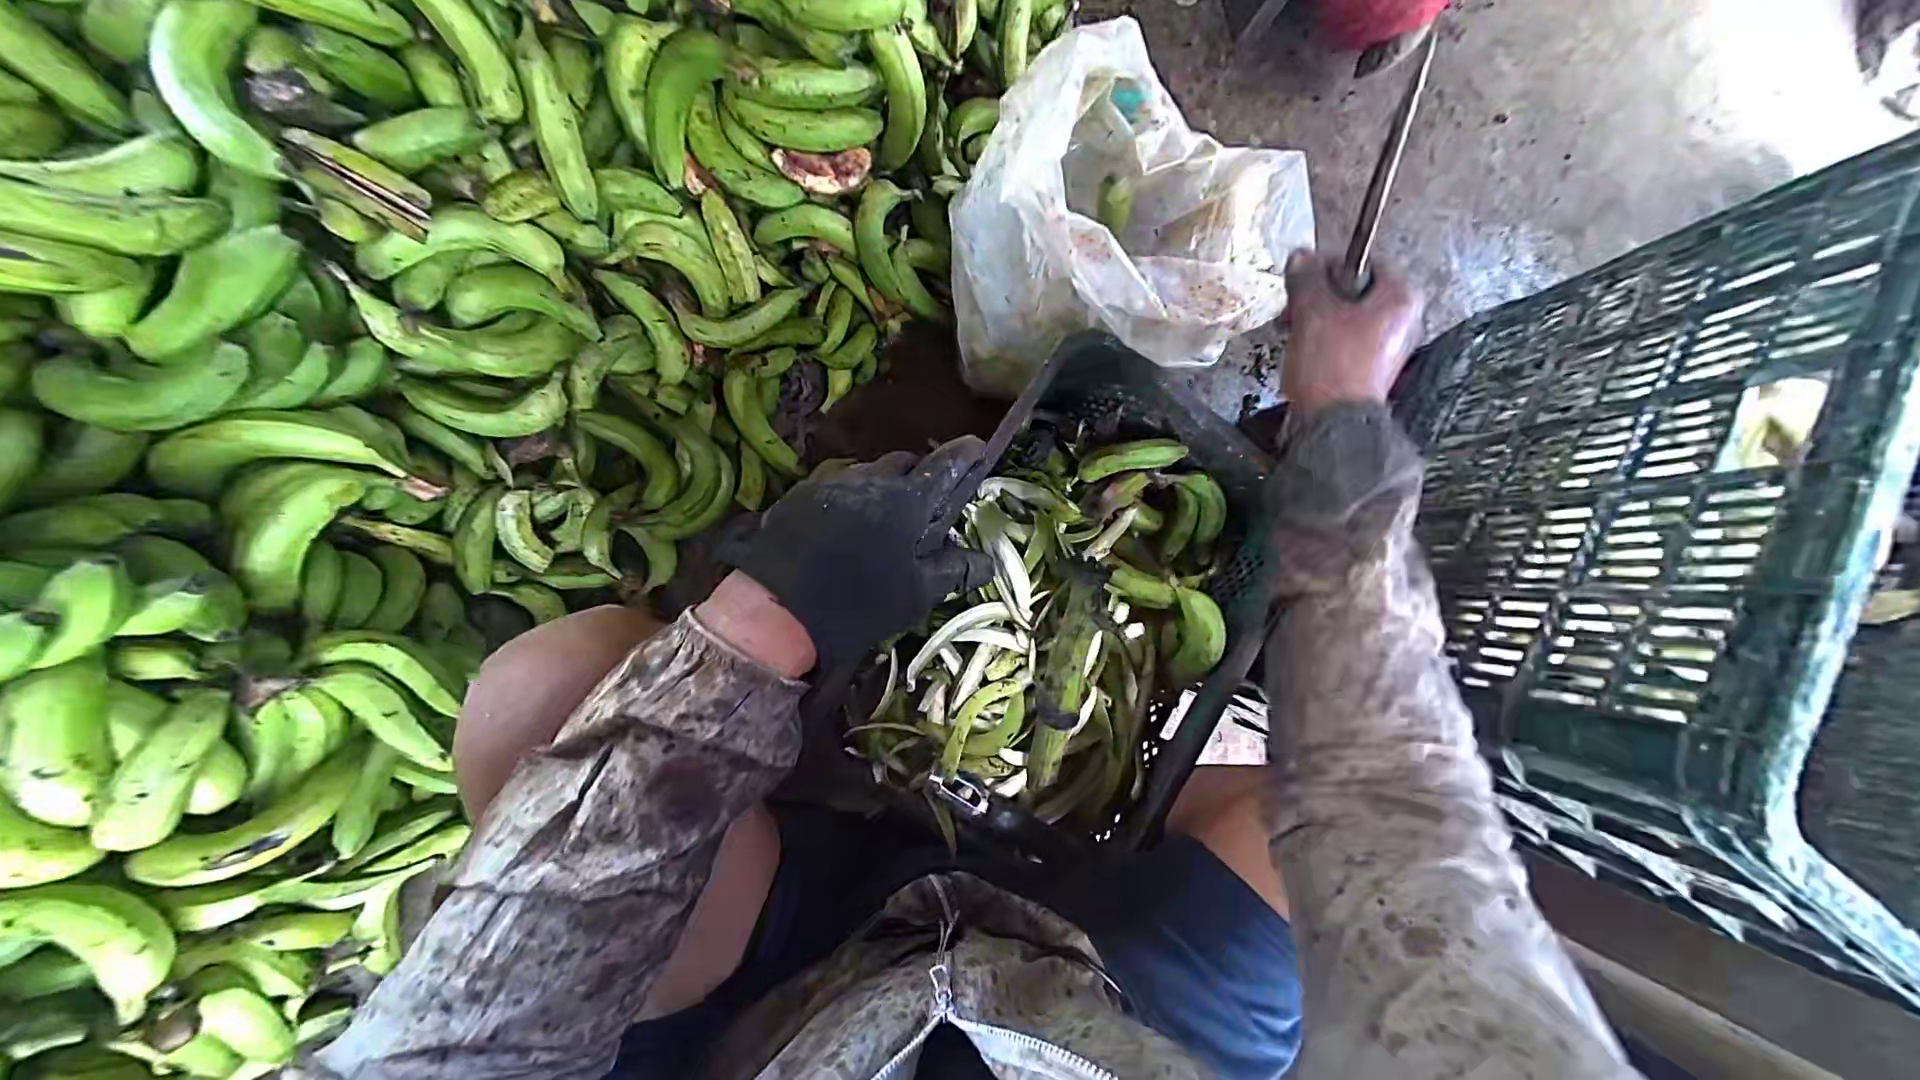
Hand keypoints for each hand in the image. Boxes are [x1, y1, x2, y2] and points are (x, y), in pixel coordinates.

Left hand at [717, 439, 994, 669]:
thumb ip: (953, 571)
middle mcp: (870, 481)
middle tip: (927, 496)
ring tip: (885, 510)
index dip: (965, 455)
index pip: (944, 467)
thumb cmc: (856, 605)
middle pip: (904, 462)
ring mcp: (830, 484)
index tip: (977, 447)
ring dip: (883, 483)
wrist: (775, 611)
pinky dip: (852, 494)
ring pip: (868, 471)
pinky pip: (836, 483)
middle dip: (920, 471)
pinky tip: (847, 520)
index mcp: (905, 503)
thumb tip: (988, 561)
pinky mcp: (799, 495)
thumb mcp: (914, 595)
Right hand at [1281, 251, 1425, 413]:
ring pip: (1347, 317)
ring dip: (1315, 319)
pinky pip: (1346, 340)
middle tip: (1292, 309)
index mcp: (1401, 298)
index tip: (1301, 277)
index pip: (1365, 262)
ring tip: (1291, 331)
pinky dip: (1323, 339)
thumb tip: (1300, 256)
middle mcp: (1403, 319)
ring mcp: (1388, 346)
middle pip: (1354, 291)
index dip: (1328, 266)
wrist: (1333, 422)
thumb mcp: (1312, 314)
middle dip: (1318, 297)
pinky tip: (1302, 349)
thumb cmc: (1331, 366)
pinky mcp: (1371, 367)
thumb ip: (1307, 280)